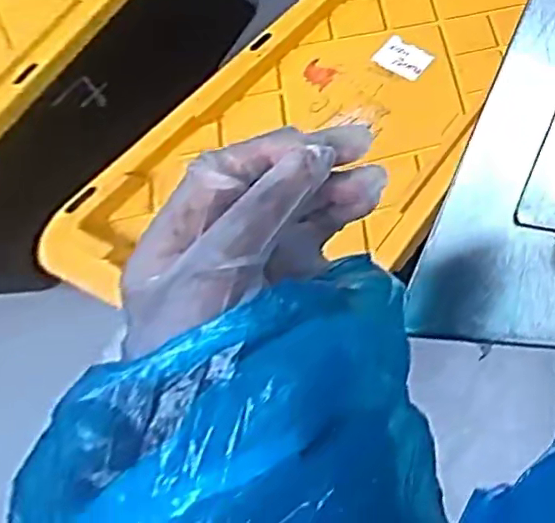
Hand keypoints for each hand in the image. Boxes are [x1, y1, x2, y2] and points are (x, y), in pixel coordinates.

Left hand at [120, 126, 383, 358]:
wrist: (226, 407)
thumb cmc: (199, 340)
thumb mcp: (212, 270)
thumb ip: (259, 209)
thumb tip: (310, 154)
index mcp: (182, 236)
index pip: (225, 172)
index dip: (272, 150)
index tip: (317, 146)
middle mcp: (223, 239)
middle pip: (271, 181)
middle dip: (316, 161)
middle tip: (359, 146)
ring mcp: (264, 254)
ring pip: (305, 200)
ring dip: (340, 183)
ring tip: (372, 183)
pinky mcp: (300, 269)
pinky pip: (327, 224)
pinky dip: (350, 206)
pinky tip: (367, 200)